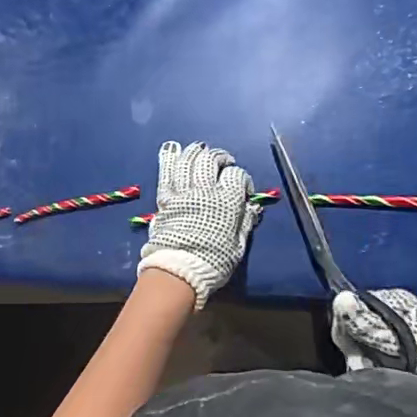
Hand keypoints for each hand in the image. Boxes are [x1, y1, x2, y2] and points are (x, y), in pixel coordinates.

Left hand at [137, 142, 256, 308]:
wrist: (178, 268)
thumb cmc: (212, 260)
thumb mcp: (237, 244)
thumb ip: (244, 221)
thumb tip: (252, 205)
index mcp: (226, 202)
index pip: (235, 176)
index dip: (241, 177)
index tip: (241, 185)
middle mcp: (203, 191)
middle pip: (210, 161)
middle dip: (219, 157)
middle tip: (223, 162)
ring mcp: (182, 193)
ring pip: (188, 161)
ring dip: (195, 151)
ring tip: (200, 149)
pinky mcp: (165, 199)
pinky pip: (166, 173)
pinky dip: (168, 158)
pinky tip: (171, 147)